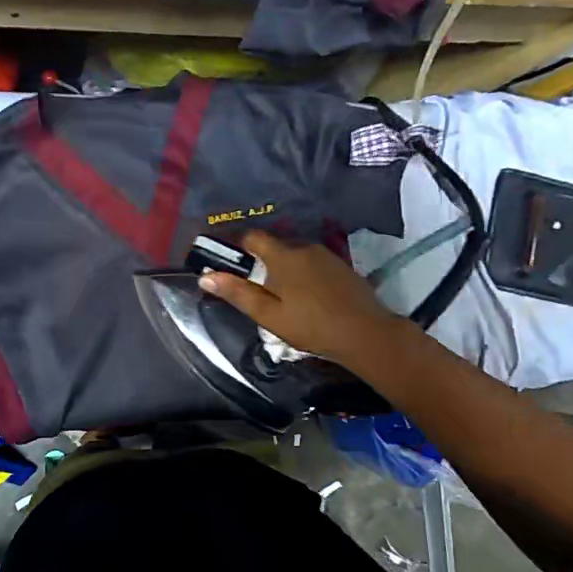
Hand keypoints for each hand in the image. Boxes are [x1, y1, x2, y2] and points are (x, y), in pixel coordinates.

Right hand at [197, 231, 406, 370]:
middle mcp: (305, 248)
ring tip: (279, 294)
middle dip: (260, 260)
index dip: (237, 244)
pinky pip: (312, 263)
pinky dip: (302, 274)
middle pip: (275, 246)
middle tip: (253, 286)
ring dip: (283, 268)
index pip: (253, 237)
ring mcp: (326, 256)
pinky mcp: (341, 267)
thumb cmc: (311, 326)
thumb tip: (206, 276)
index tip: (227, 259)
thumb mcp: (269, 315)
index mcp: (283, 256)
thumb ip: (238, 293)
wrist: (366, 334)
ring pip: (295, 255)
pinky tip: (304, 296)